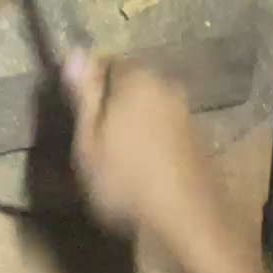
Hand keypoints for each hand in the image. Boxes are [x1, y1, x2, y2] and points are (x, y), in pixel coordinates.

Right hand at [62, 51, 221, 236]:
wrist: (189, 221)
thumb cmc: (126, 178)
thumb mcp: (88, 139)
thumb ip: (83, 94)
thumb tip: (74, 52)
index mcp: (137, 78)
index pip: (106, 60)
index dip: (87, 82)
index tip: (75, 109)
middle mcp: (166, 85)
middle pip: (129, 81)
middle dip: (110, 98)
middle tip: (91, 132)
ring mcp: (186, 111)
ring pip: (148, 103)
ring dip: (131, 118)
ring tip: (113, 151)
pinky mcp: (197, 136)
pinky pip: (163, 123)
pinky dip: (150, 134)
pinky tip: (141, 162)